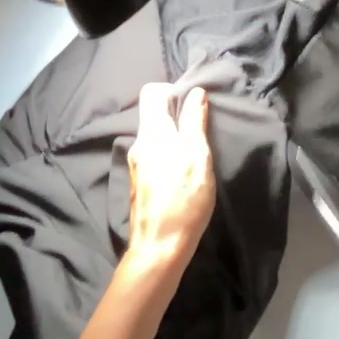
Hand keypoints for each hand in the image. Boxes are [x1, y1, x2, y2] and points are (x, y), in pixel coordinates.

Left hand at [126, 83, 214, 265]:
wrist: (159, 248)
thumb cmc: (183, 198)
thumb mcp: (197, 155)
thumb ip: (194, 121)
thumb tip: (195, 92)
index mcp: (151, 131)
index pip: (151, 91)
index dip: (172, 90)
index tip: (193, 106)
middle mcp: (139, 143)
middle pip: (154, 113)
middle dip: (177, 114)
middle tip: (201, 130)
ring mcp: (137, 164)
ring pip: (156, 135)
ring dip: (175, 136)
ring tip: (196, 153)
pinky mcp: (141, 181)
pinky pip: (155, 153)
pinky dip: (170, 153)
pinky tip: (184, 173)